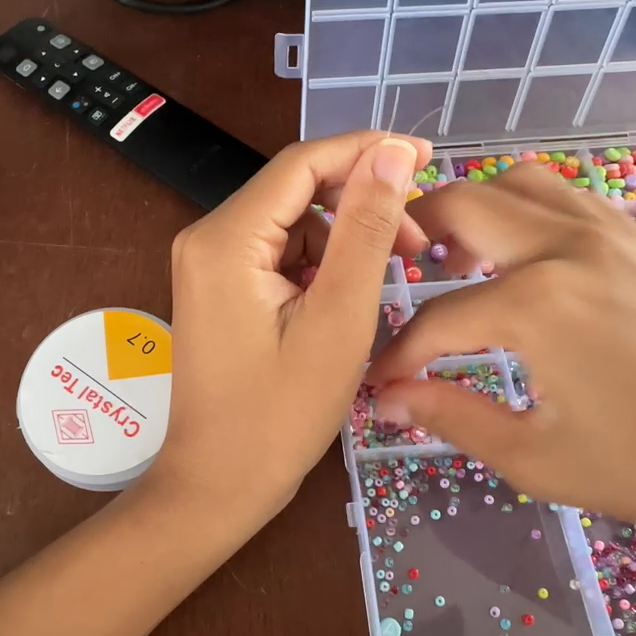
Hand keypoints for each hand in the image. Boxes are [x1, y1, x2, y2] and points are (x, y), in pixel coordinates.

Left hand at [141, 130, 433, 523]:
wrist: (218, 485)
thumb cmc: (280, 415)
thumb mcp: (338, 319)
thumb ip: (366, 229)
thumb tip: (391, 152)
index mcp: (226, 238)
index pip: (302, 163)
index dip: (367, 150)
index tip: (427, 159)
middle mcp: (208, 236)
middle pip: (297, 189)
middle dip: (361, 202)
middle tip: (419, 240)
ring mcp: (210, 262)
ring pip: (293, 221)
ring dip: (346, 237)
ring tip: (390, 279)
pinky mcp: (221, 286)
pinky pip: (280, 252)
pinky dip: (322, 263)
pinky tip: (351, 296)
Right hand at [367, 162, 635, 557]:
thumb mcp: (539, 458)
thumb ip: (452, 417)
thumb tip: (389, 399)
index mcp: (533, 303)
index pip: (435, 318)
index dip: (398, 353)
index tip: (378, 380)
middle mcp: (563, 245)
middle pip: (461, 204)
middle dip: (415, 233)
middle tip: (397, 275)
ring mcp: (608, 230)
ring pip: (516, 182)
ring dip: (474, 209)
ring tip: (459, 258)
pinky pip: (565, 196)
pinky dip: (525, 209)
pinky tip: (525, 258)